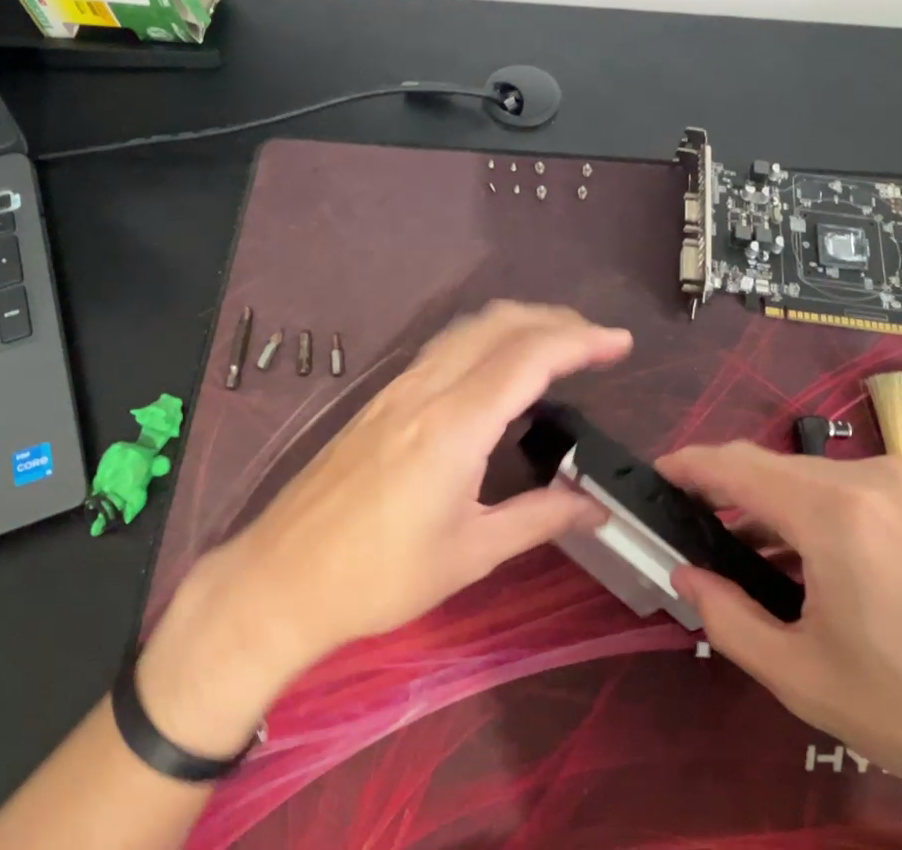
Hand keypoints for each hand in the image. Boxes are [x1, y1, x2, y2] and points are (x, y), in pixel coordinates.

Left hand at [137, 302, 628, 756]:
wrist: (281, 580)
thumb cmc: (379, 576)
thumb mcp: (470, 553)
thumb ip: (539, 519)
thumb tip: (595, 507)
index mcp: (454, 425)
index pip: (529, 357)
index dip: (581, 341)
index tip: (620, 344)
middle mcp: (424, 391)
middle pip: (497, 324)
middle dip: (554, 320)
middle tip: (595, 342)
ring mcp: (394, 392)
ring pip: (465, 331)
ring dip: (516, 325)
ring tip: (555, 347)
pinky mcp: (376, 404)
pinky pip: (441, 351)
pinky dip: (483, 343)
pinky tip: (495, 374)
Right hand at [656, 445, 901, 848]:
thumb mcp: (801, 675)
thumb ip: (727, 615)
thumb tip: (688, 574)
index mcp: (837, 513)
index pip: (737, 465)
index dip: (689, 465)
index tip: (657, 475)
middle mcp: (878, 478)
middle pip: (779, 470)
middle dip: (733, 495)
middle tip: (703, 536)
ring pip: (822, 481)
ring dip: (783, 509)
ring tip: (764, 563)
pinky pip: (865, 492)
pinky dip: (829, 514)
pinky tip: (827, 563)